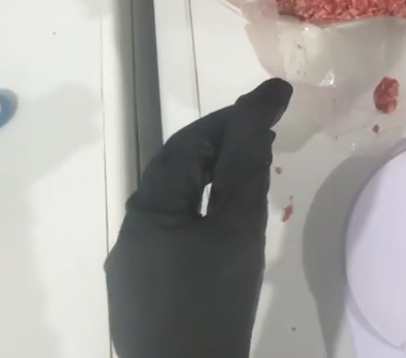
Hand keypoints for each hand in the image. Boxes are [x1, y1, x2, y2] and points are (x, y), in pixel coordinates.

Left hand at [105, 79, 292, 357]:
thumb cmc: (212, 306)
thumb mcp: (238, 228)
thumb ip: (247, 162)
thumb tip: (263, 99)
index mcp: (147, 214)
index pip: (188, 145)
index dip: (231, 116)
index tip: (273, 100)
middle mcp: (132, 234)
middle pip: (177, 169)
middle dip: (222, 141)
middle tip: (268, 127)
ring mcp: (136, 267)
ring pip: (177, 199)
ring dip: (214, 172)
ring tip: (257, 160)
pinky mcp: (148, 291)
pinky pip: (176, 229)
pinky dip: (207, 205)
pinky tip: (233, 212)